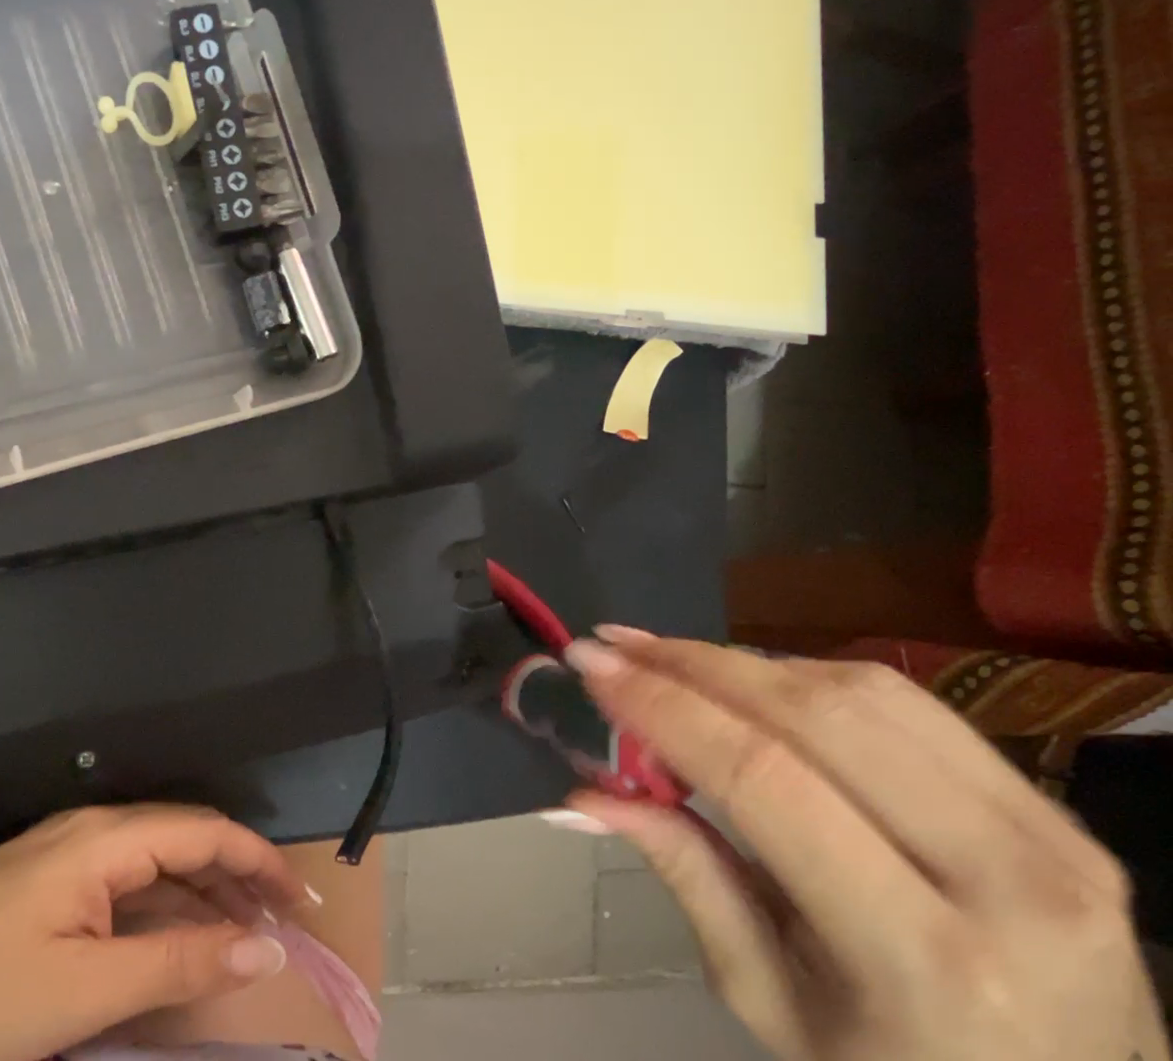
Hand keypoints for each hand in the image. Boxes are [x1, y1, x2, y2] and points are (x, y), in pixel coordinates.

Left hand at [0, 805, 313, 1060]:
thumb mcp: (89, 988)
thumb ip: (182, 963)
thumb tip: (268, 946)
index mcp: (100, 838)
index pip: (203, 830)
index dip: (260, 862)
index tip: (304, 905)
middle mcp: (83, 830)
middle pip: (181, 838)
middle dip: (237, 874)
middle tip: (284, 923)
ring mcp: (56, 855)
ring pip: (150, 861)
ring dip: (201, 892)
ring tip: (243, 933)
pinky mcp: (38, 885)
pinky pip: (119, 882)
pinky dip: (160, 907)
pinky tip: (173, 937)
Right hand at [563, 630, 1169, 1060]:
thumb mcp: (768, 998)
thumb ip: (688, 877)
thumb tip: (585, 797)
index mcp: (923, 955)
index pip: (767, 782)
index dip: (667, 710)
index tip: (590, 669)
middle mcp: (1008, 878)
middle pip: (820, 719)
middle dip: (697, 666)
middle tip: (615, 646)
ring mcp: (1054, 834)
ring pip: (869, 696)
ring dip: (749, 663)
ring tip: (667, 658)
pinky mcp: (1060, 810)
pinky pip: (914, 709)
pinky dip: (811, 680)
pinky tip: (750, 683)